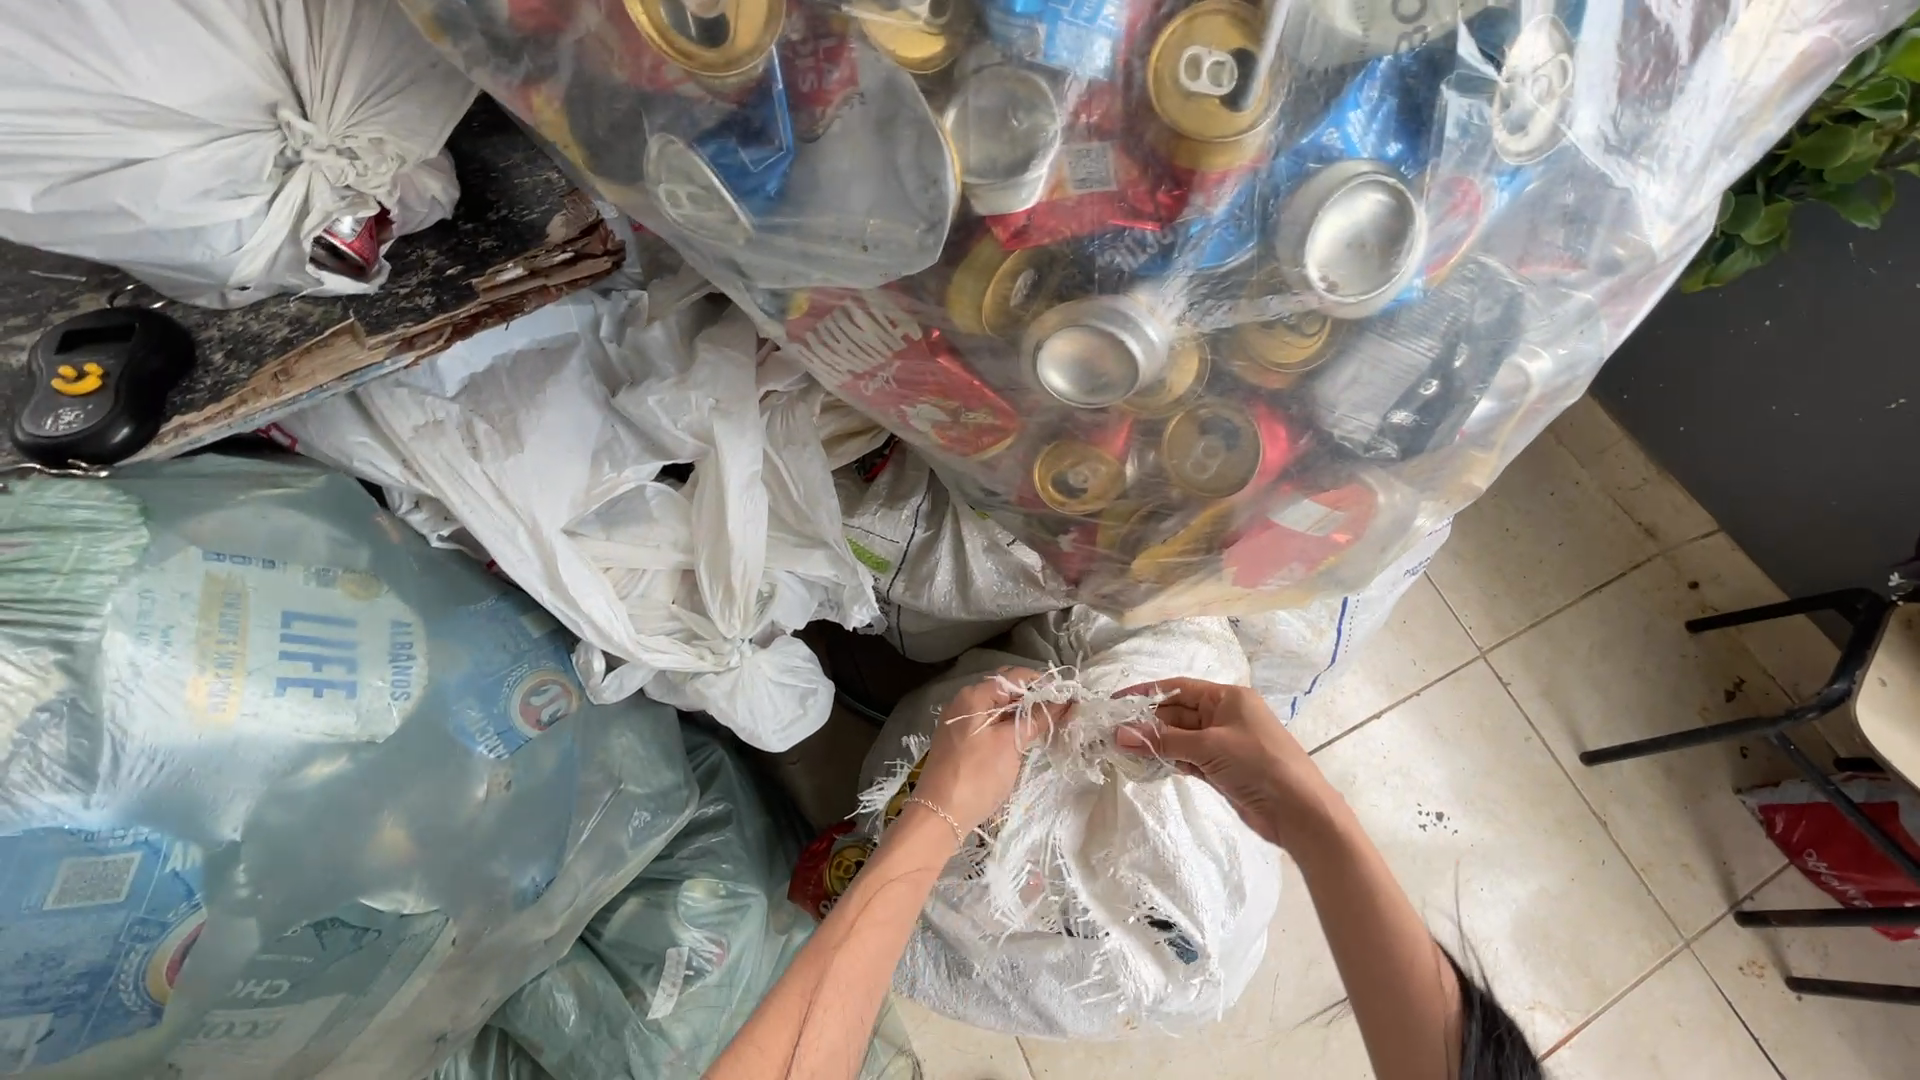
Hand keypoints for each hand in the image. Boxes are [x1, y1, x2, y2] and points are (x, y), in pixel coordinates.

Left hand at [909, 668, 1056, 834]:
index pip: (1014, 677)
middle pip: (1005, 690)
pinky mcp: (960, 741)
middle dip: (1033, 698)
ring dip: (1022, 713)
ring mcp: (959, 722)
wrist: (939, 814)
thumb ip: (1037, 719)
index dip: (1043, 683)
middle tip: (1061, 710)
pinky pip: (989, 724)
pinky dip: (1008, 726)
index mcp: (974, 695)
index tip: (1068, 694)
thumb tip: (1063, 701)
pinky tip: (1025, 736)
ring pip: (997, 709)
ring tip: (1049, 723)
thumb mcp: (1010, 744)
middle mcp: (963, 702)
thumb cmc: (977, 775)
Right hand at [1113, 677, 1338, 850]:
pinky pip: (1187, 758)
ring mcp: (1223, 743)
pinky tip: (1146, 766)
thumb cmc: (1258, 764)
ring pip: (1179, 738)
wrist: (1300, 812)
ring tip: (1122, 751)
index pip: (1177, 688)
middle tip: (1112, 734)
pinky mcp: (1221, 769)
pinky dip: (1169, 761)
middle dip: (1146, 723)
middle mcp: (1223, 715)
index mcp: (1227, 698)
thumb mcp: (1208, 747)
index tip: (1115, 702)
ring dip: (1154, 744)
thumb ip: (1163, 740)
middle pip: (1175, 714)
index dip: (1145, 693)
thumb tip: (1120, 734)